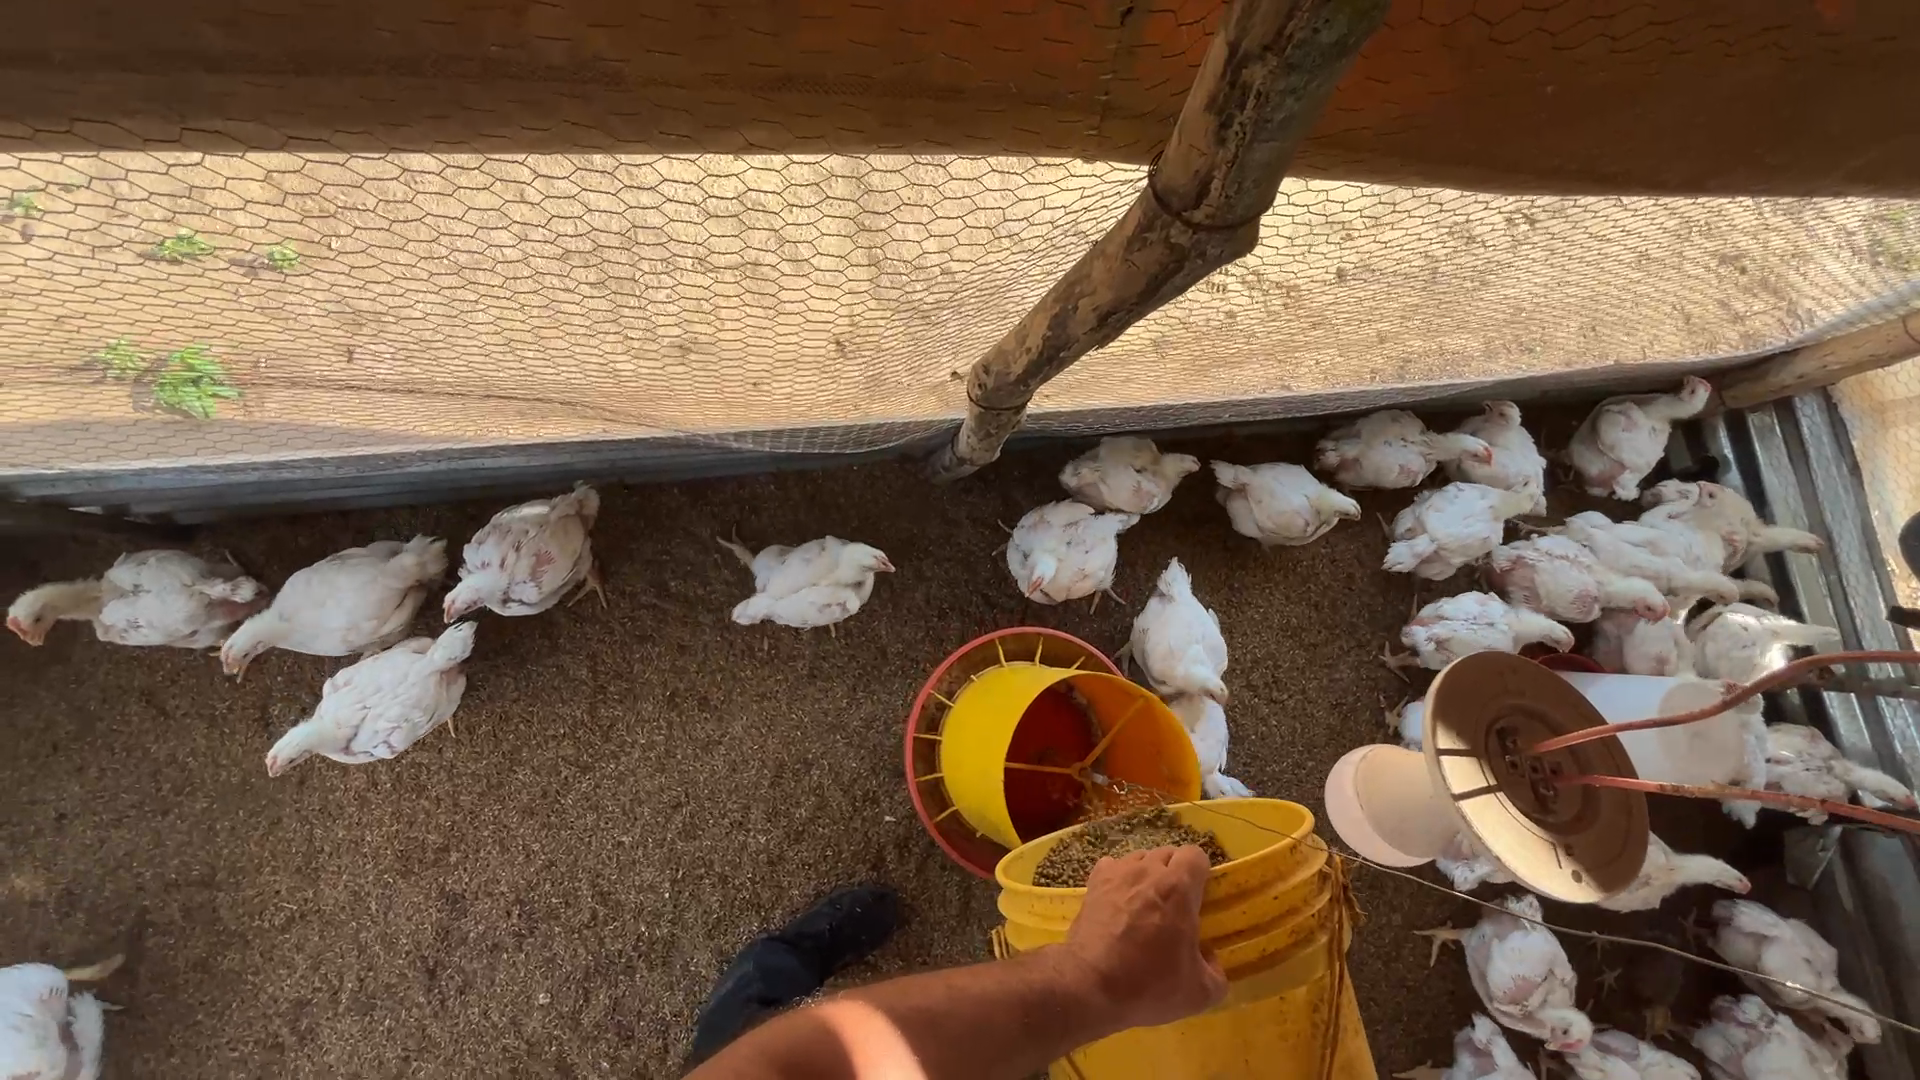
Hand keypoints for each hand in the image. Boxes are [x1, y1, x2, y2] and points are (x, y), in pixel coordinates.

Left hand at [1056, 845, 1226, 1030]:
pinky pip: (1113, 866)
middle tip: (1176, 906)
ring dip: (1147, 874)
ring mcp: (1117, 872)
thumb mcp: (1200, 992)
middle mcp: (1147, 870)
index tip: (1201, 896)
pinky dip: (1120, 878)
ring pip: (1140, 859)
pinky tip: (1119, 902)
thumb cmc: (1149, 984)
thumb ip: (1216, 971)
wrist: (1091, 984)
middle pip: (1168, 854)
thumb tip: (1208, 956)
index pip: (1195, 855)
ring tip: (1146, 904)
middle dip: (1175, 873)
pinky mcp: (1094, 881)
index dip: (1201, 872)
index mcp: (1178, 888)